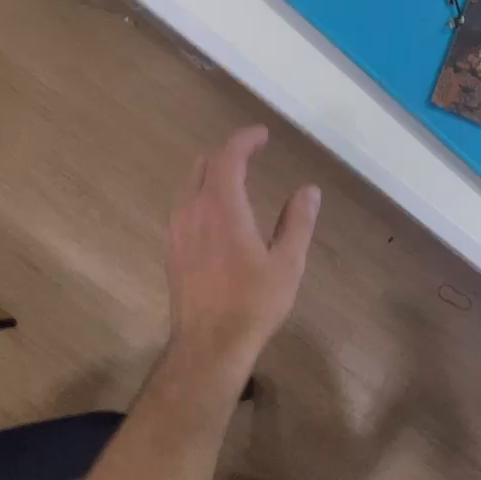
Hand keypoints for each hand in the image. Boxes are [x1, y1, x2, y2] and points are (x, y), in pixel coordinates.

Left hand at [166, 126, 320, 382]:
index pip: (228, 157)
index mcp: (223, 207)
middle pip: (203, 165)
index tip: (262, 136)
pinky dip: (201, 196)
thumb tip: (308, 191)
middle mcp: (193, 210)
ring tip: (235, 181)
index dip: (245, 141)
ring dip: (211, 174)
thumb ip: (297, 222)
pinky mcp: (171, 249)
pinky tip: (217, 215)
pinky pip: (184, 207)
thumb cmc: (254, 303)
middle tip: (251, 155)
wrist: (210, 343)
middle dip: (227, 154)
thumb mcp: (288, 263)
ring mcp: (177, 230)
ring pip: (189, 185)